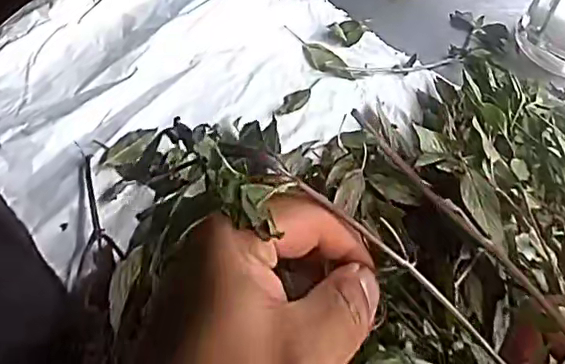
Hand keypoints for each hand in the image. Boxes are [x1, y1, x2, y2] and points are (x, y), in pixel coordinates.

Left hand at [134, 196, 378, 363]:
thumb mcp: (302, 351)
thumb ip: (344, 307)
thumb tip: (364, 280)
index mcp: (231, 232)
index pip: (306, 214)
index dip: (346, 241)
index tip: (371, 278)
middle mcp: (209, 240)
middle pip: (286, 233)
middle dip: (324, 265)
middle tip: (352, 301)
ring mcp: (197, 272)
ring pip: (268, 261)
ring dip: (303, 288)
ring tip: (326, 324)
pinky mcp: (192, 305)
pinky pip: (247, 285)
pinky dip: (277, 303)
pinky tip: (291, 335)